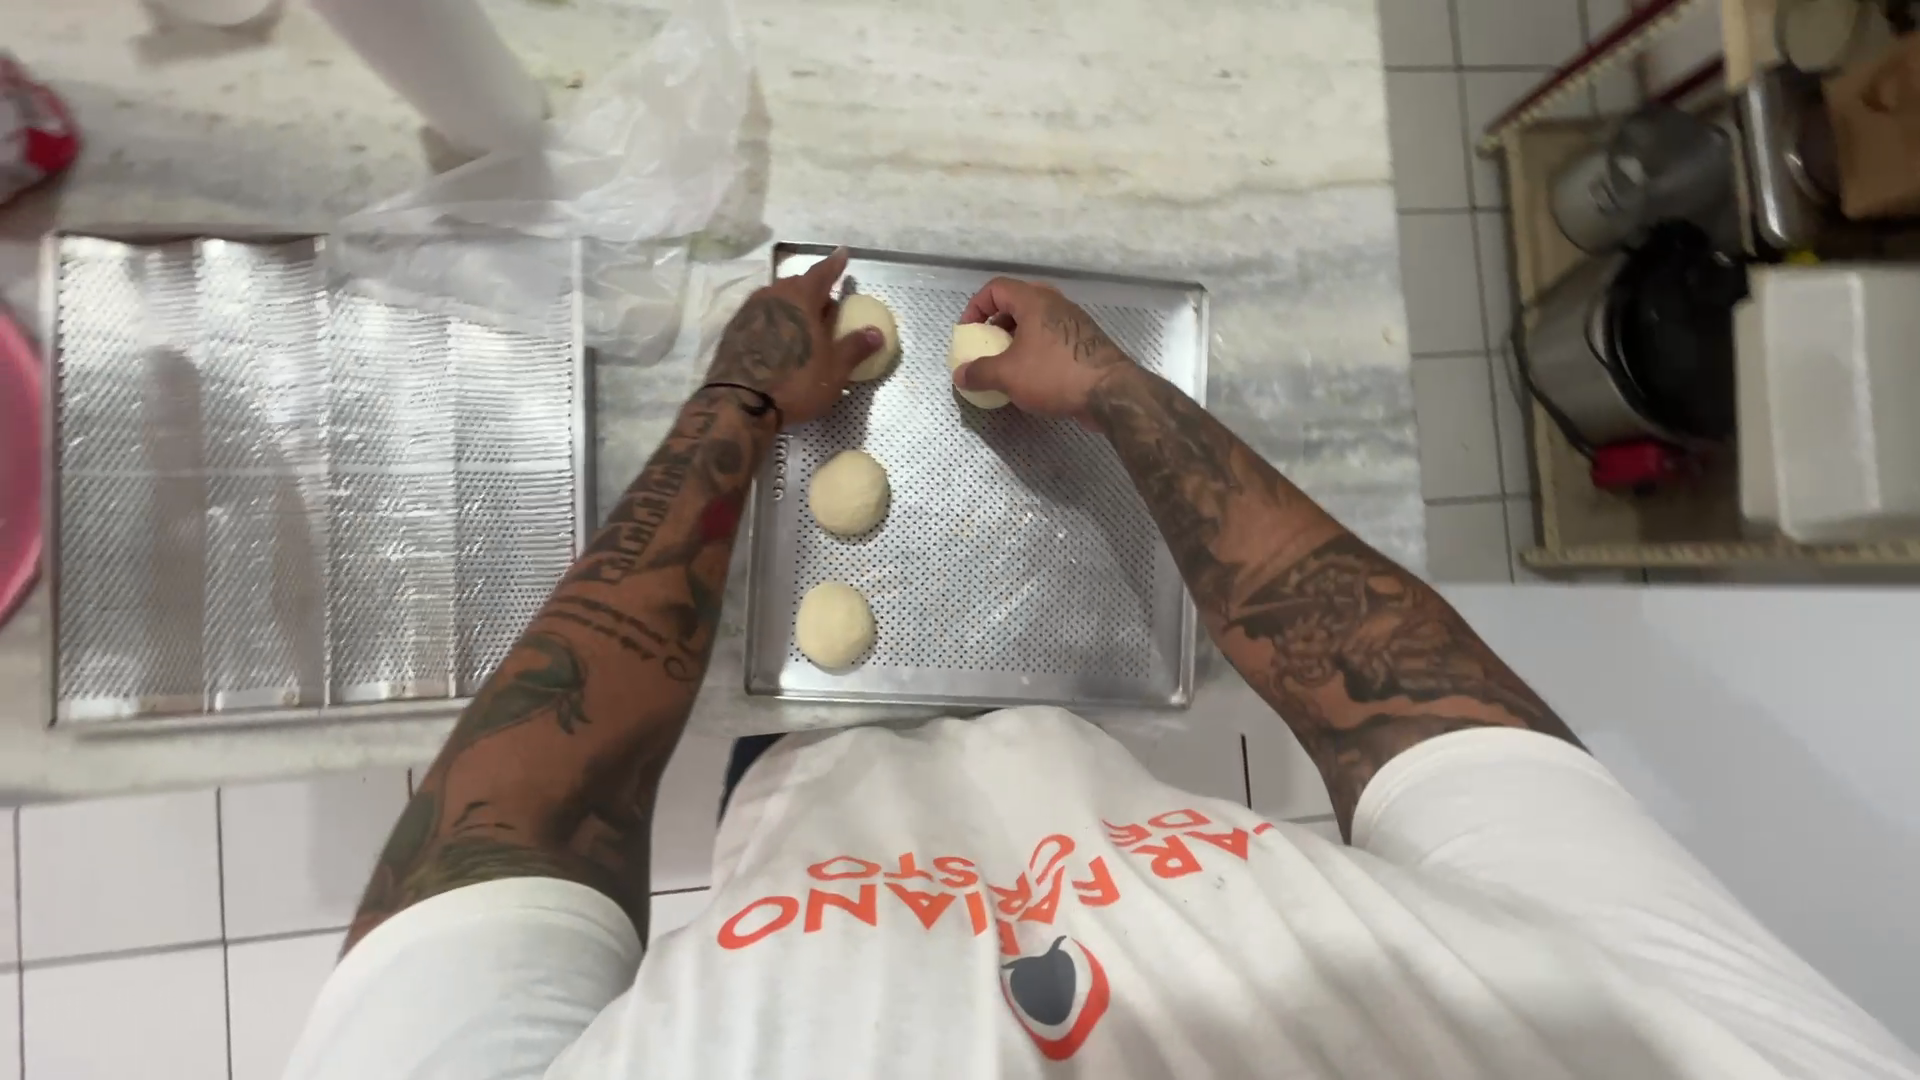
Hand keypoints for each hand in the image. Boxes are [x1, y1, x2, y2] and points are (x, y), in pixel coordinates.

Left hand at [705, 247, 882, 427]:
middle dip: (815, 290)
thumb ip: (855, 347)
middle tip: (828, 304)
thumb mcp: (835, 369)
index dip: (835, 264)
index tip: (843, 253)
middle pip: (798, 285)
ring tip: (806, 323)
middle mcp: (773, 295)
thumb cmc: (796, 382)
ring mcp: (749, 311)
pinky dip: (777, 321)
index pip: (822, 272)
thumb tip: (875, 333)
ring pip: (778, 300)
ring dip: (794, 307)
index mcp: (801, 297)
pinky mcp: (734, 331)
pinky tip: (783, 340)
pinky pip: (763, 316)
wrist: (741, 404)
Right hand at [950, 277, 1135, 426]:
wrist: (1109, 392)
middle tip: (987, 345)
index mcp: (1034, 300)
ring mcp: (1074, 321)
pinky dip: (1036, 348)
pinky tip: (1032, 374)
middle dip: (996, 322)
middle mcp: (1055, 303)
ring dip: (1016, 337)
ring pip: (1037, 320)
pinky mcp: (1085, 341)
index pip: (996, 288)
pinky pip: (1052, 336)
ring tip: (1007, 362)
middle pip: (1017, 301)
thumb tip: (959, 375)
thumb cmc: (1054, 374)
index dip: (975, 306)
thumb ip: (979, 372)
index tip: (968, 332)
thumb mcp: (1008, 375)